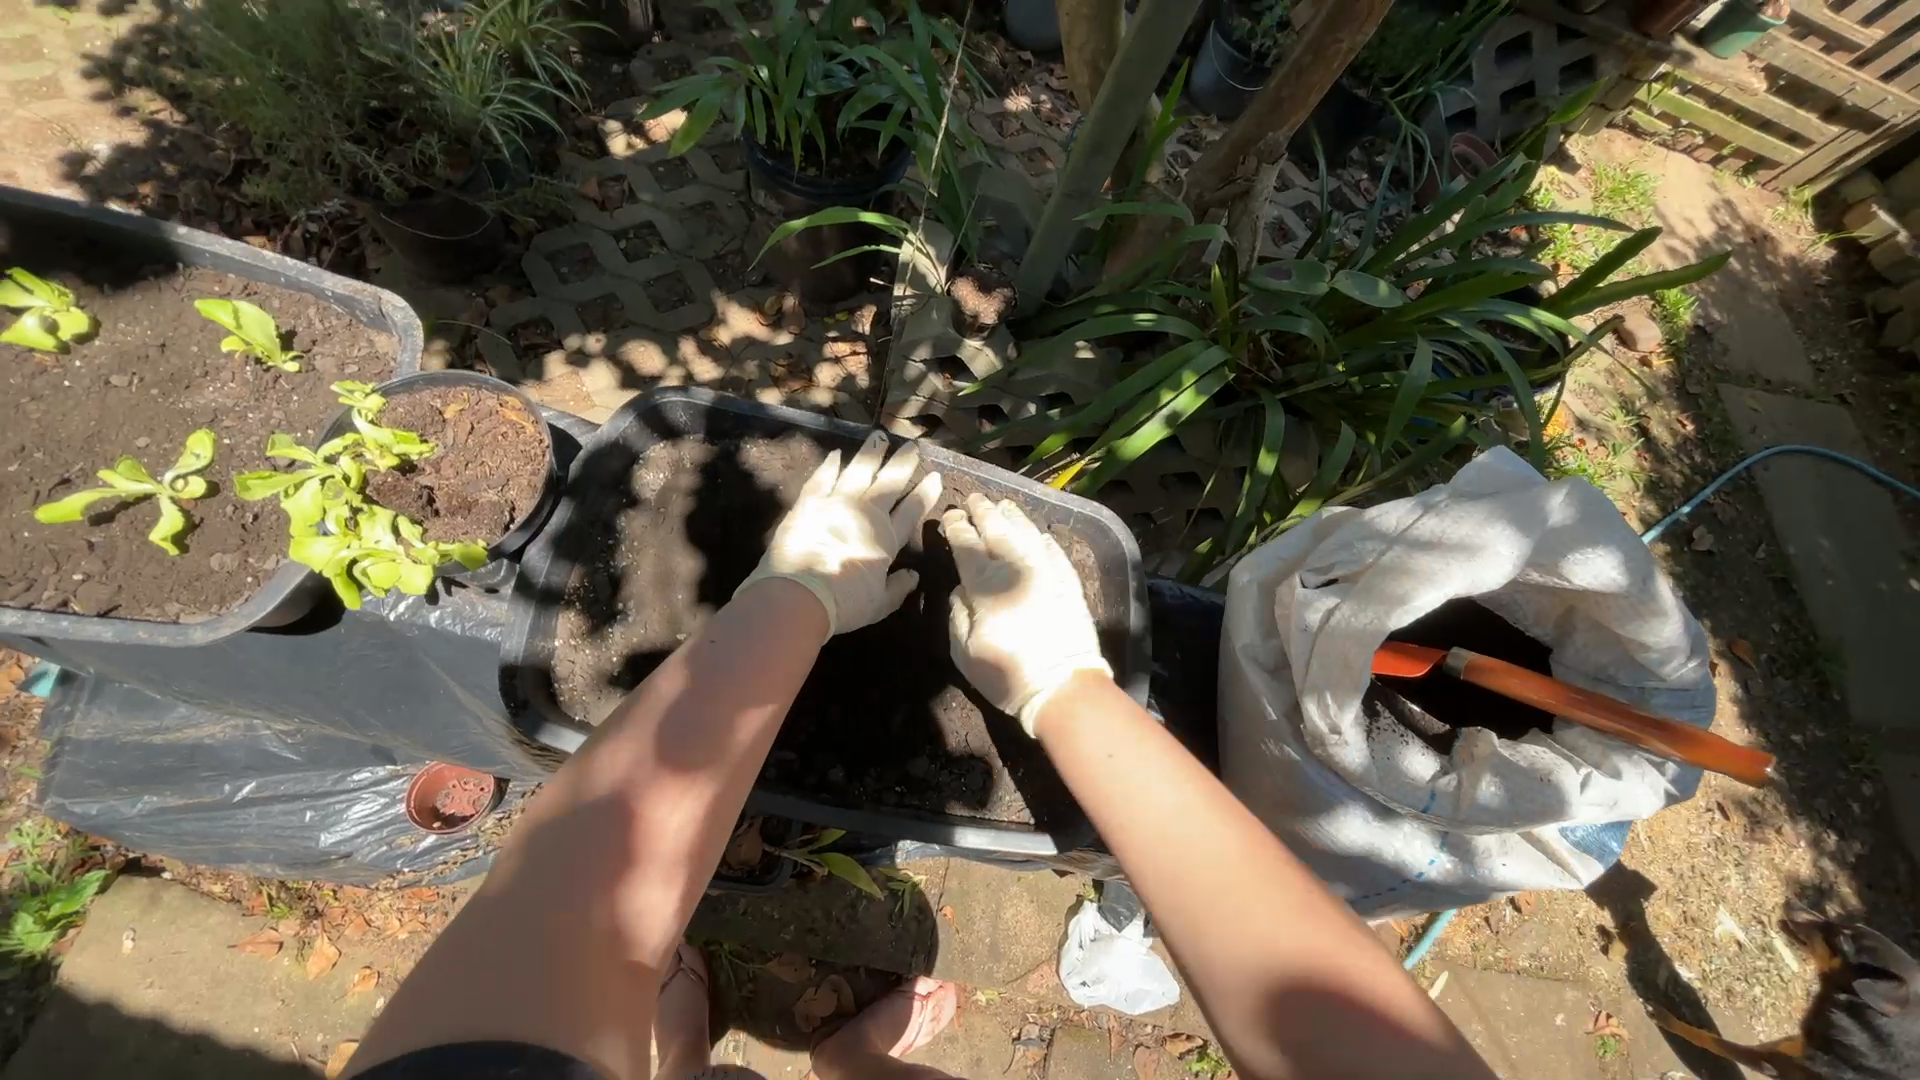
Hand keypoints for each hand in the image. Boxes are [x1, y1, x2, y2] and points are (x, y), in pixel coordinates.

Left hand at [736, 430, 942, 639]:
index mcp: (886, 539)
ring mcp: (836, 504)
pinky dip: (829, 466)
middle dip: (902, 463)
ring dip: (870, 454)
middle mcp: (865, 514)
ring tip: (879, 436)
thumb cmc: (844, 604)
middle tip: (912, 445)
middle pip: (888, 483)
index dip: (925, 493)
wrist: (799, 595)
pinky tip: (836, 455)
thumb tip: (913, 576)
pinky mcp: (808, 504)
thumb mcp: (879, 604)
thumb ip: (898, 588)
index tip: (934, 476)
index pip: (912, 510)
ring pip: (858, 472)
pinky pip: (821, 479)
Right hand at [941, 494, 1110, 734]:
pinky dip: (1043, 540)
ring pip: (1027, 533)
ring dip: (1013, 517)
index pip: (967, 544)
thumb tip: (960, 590)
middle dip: (983, 511)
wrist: (1063, 687)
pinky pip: (1054, 552)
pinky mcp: (1069, 582)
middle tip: (974, 499)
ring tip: (1003, 505)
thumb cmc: (1006, 675)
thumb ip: (957, 614)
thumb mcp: (964, 651)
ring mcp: (1046, 571)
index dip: (956, 527)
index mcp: (985, 583)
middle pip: (997, 529)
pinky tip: (1038, 534)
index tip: (950, 515)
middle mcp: (1016, 567)